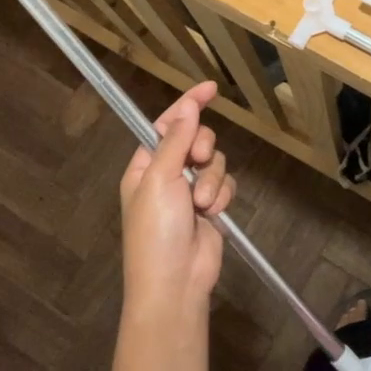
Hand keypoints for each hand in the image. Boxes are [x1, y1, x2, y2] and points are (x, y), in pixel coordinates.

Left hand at [120, 81, 235, 315]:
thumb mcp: (160, 180)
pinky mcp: (211, 205)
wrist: (175, 282)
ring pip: (214, 161)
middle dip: (203, 148)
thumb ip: (176, 139)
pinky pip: (225, 182)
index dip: (188, 105)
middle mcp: (167, 174)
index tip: (211, 89)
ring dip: (211, 179)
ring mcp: (190, 191)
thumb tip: (186, 105)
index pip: (167, 124)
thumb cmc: (156, 231)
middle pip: (197, 139)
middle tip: (198, 159)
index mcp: (145, 166)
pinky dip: (222, 195)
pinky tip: (213, 213)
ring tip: (202, 203)